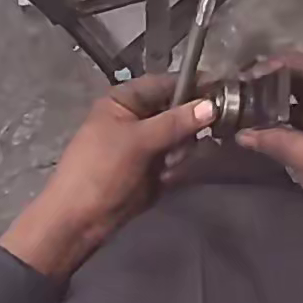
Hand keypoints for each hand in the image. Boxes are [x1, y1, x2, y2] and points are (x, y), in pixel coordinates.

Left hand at [0, 75, 215, 276]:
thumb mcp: (137, 140)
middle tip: (197, 137)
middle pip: (177, 110)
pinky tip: (166, 178)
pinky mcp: (153, 168)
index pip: (164, 83)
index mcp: (124, 100)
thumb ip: (174, 122)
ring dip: (181, 151)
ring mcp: (145, 144)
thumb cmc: (100, 169)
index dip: (192, 85)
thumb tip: (211, 106)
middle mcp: (136, 117)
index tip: (222, 90)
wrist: (80, 219)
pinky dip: (176, 168)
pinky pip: (177, 160)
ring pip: (181, 137)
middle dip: (188, 126)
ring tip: (168, 166)